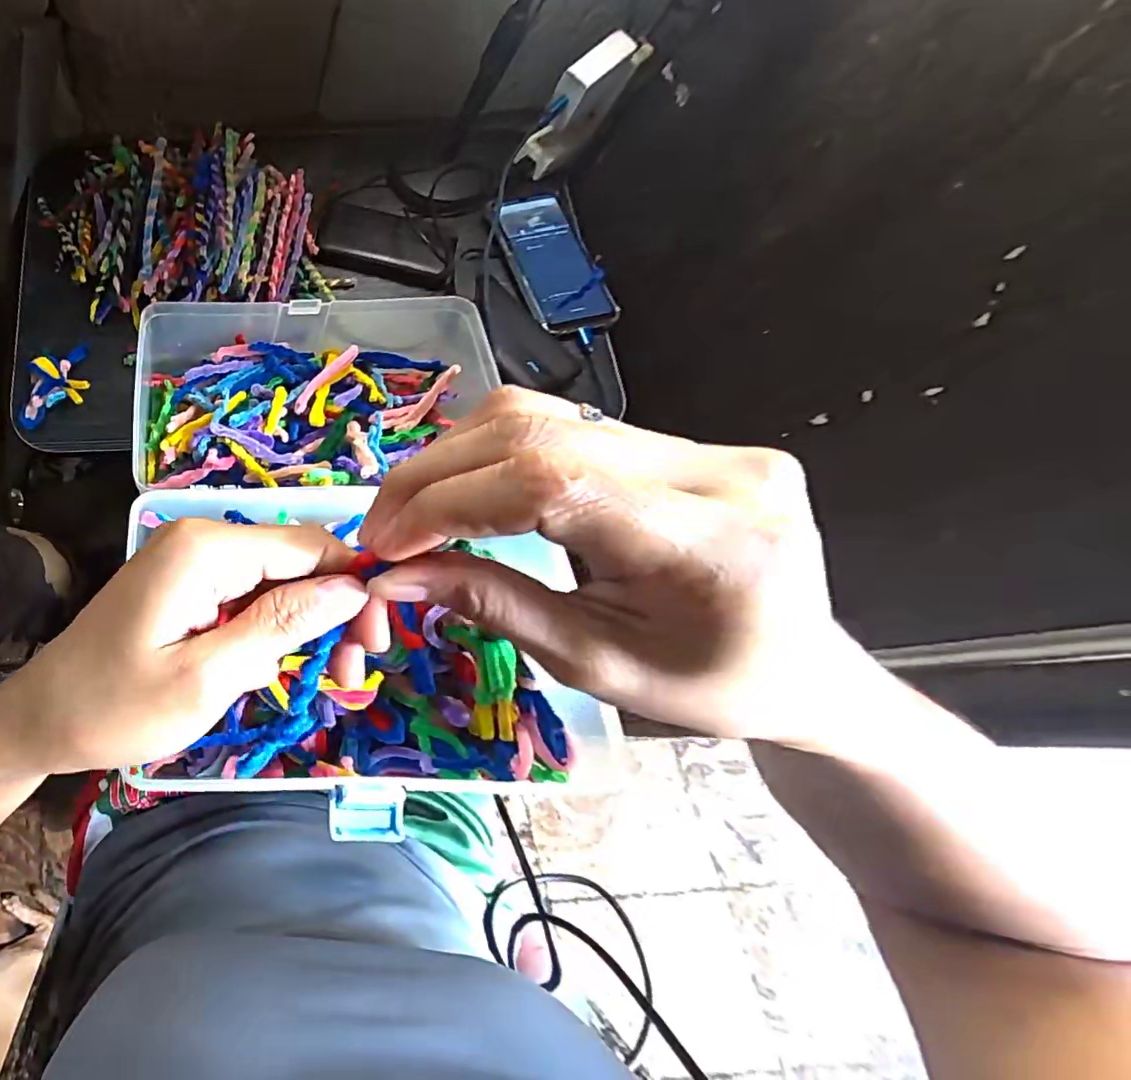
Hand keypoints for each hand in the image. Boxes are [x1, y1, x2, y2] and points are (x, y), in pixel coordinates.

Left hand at [0, 519, 375, 777]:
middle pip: (294, 561)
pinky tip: (269, 670)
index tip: (376, 647)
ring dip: (303, 628)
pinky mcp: (181, 587)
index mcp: (204, 548)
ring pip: (273, 582)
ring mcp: (187, 562)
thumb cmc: (115, 707)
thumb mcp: (206, 676)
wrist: (40, 720)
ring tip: (319, 683)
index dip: (354, 588)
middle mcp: (198, 539)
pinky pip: (243, 598)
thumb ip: (280, 625)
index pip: (310, 545)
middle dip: (331, 612)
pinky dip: (267, 632)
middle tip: (348, 678)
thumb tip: (351, 586)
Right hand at [357, 387, 872, 745]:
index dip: (446, 505)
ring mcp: (694, 442)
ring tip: (410, 511)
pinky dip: (483, 454)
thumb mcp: (590, 663)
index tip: (387, 547)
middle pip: (530, 432)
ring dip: (450, 459)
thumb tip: (392, 575)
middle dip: (431, 478)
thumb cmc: (703, 687)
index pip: (545, 483)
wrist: (804, 669)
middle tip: (380, 529)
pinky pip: (554, 425)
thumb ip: (489, 603)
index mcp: (704, 537)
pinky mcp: (672, 440)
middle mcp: (707, 466)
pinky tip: (459, 490)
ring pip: (534, 414)